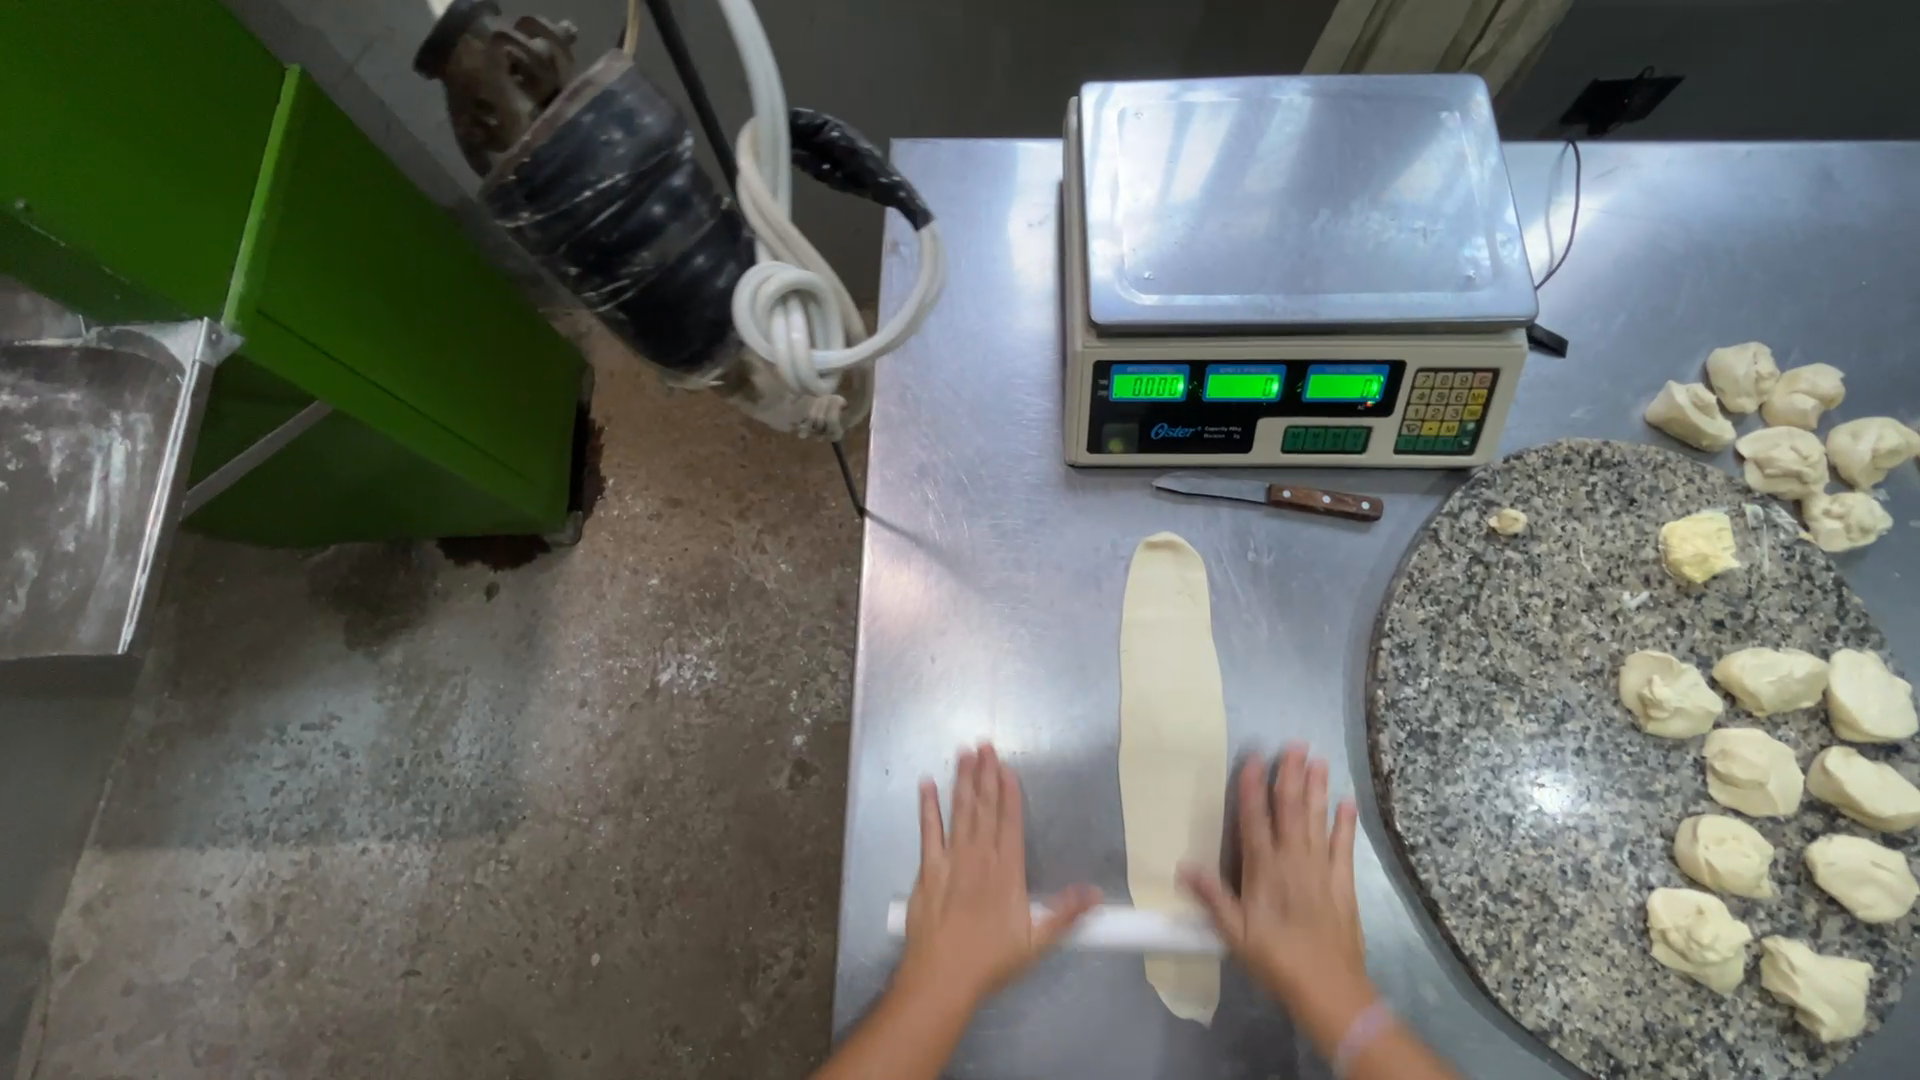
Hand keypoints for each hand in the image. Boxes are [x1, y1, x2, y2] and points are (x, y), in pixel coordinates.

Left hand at [898, 743, 1100, 1008]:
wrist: (942, 977)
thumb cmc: (991, 960)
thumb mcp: (1036, 943)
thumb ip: (1066, 913)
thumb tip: (1097, 892)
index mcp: (1006, 871)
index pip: (1010, 823)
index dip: (1009, 793)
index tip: (1007, 767)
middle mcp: (979, 858)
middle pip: (984, 809)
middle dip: (985, 775)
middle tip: (985, 745)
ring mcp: (951, 860)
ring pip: (959, 812)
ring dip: (962, 781)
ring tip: (964, 753)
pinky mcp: (928, 869)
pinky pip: (928, 832)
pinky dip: (927, 807)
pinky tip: (926, 784)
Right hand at [1180, 744, 1365, 1004]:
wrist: (1330, 990)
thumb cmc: (1276, 960)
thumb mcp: (1235, 935)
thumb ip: (1212, 898)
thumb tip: (1183, 866)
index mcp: (1264, 870)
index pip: (1255, 821)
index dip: (1252, 789)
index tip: (1253, 760)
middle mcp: (1293, 861)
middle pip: (1290, 810)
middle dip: (1290, 776)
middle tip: (1294, 745)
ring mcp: (1320, 869)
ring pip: (1316, 820)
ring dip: (1316, 788)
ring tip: (1317, 759)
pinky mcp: (1342, 883)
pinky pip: (1343, 846)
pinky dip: (1344, 823)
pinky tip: (1347, 801)